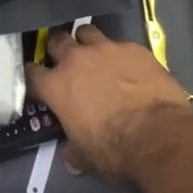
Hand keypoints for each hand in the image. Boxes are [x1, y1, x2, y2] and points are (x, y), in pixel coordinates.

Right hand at [24, 23, 192, 180]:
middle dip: (58, 50)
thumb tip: (70, 160)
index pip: (32, 72)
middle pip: (57, 41)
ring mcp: (105, 49)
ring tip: (96, 56)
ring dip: (87, 42)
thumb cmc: (115, 150)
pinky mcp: (132, 48)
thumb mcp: (87, 158)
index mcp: (57, 86)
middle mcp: (75, 59)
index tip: (40, 84)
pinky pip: (120, 44)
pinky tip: (131, 68)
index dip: (35, 77)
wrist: (160, 136)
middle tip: (67, 63)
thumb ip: (74, 153)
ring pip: (86, 32)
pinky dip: (121, 54)